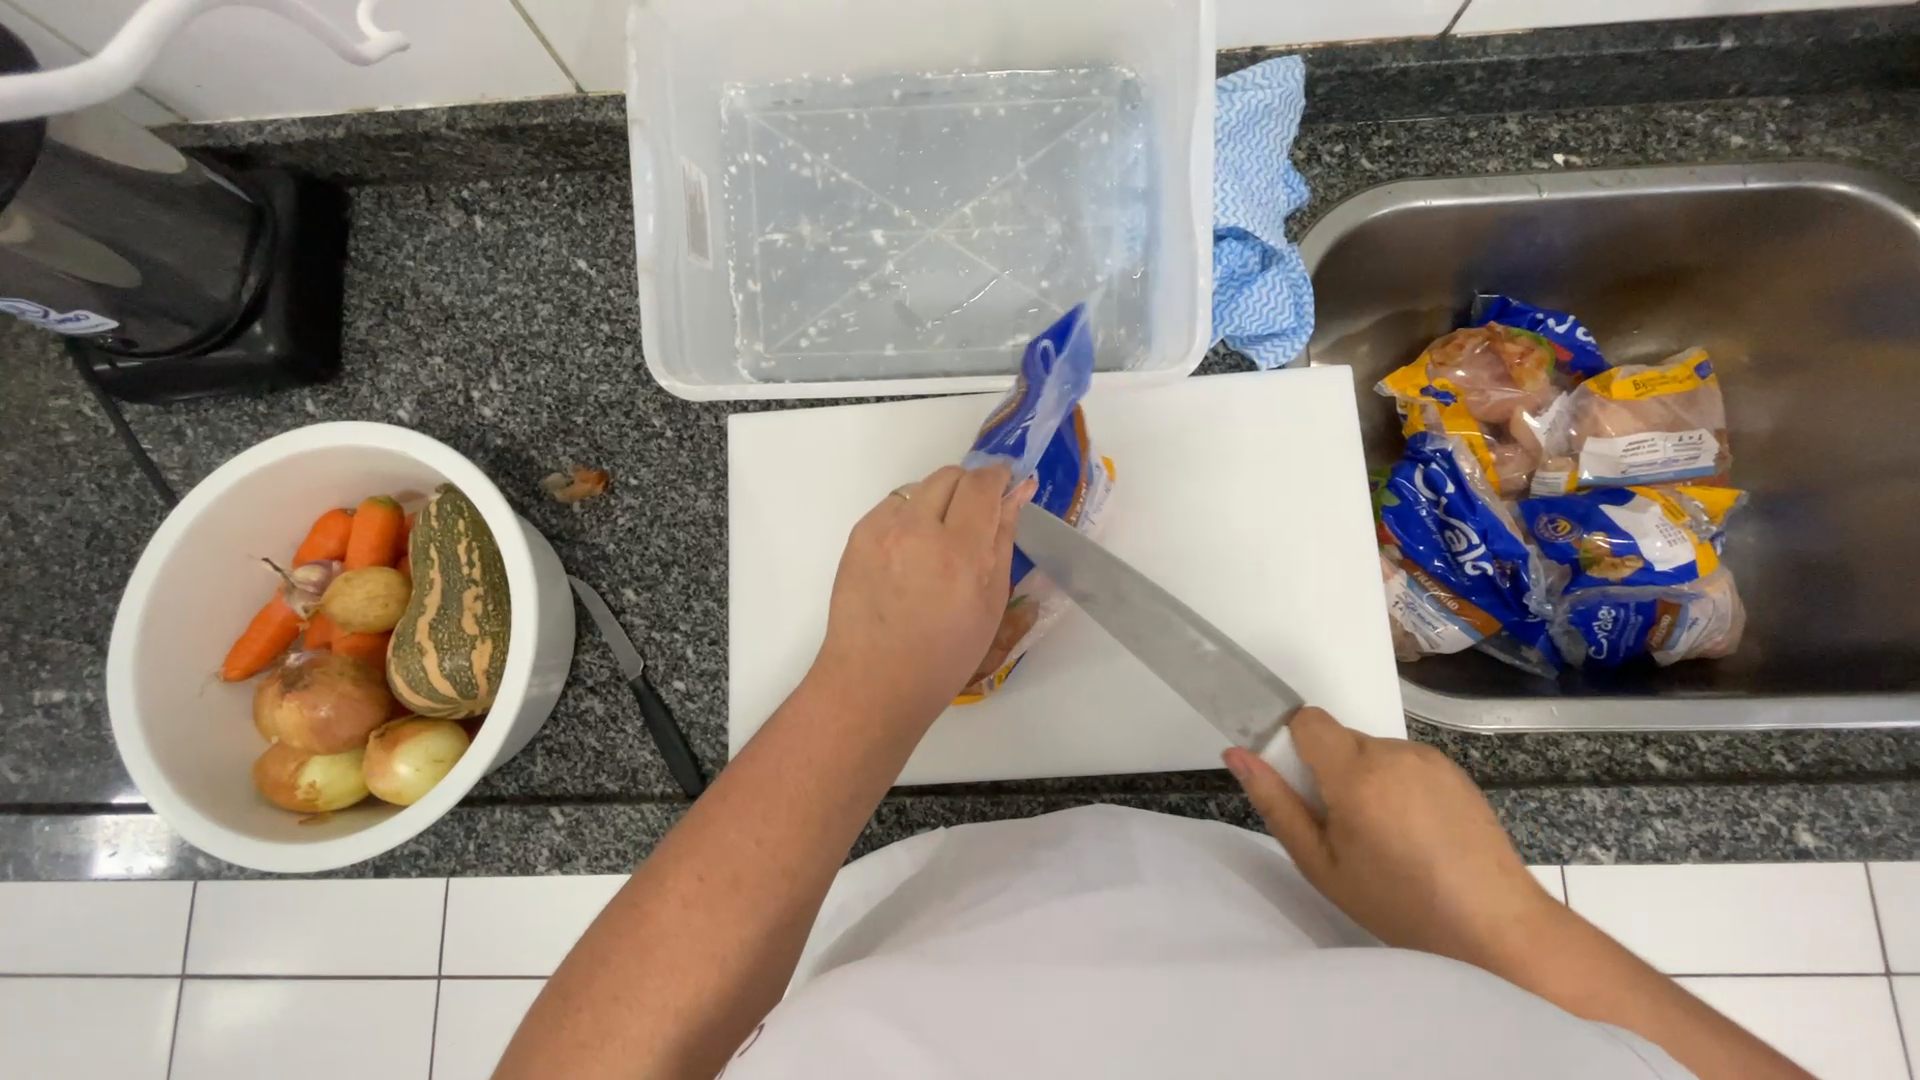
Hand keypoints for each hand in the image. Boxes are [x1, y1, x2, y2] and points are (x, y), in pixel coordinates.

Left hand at [810, 464, 1033, 729]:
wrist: (875, 680)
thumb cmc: (945, 655)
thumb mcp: (990, 603)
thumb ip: (1003, 539)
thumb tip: (1016, 493)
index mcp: (960, 554)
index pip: (983, 485)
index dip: (999, 477)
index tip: (1007, 483)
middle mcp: (918, 532)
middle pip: (950, 476)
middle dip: (970, 487)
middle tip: (977, 515)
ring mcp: (882, 531)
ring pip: (920, 487)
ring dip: (938, 501)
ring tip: (940, 541)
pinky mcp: (858, 536)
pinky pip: (892, 506)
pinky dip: (909, 517)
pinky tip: (911, 554)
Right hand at [1224, 708, 1563, 970]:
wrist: (1497, 928)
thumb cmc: (1398, 903)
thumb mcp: (1320, 863)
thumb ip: (1275, 803)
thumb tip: (1236, 754)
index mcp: (1355, 774)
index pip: (1306, 719)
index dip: (1293, 744)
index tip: (1301, 785)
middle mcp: (1392, 753)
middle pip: (1337, 737)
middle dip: (1328, 769)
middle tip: (1343, 825)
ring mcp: (1428, 759)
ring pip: (1371, 751)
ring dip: (1364, 778)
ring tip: (1384, 834)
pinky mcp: (1454, 770)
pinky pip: (1404, 762)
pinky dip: (1397, 786)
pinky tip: (1414, 832)